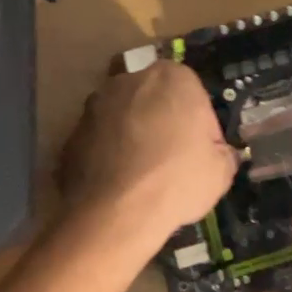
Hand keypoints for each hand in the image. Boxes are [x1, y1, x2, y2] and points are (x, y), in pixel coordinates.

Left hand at [59, 62, 237, 238]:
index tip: (197, 156)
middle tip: (167, 166)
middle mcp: (127, 82)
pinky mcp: (69, 138)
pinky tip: (113, 189)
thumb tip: (219, 156)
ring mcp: (92, 109)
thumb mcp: (220, 172)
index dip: (198, 129)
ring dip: (128, 142)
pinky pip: (95, 146)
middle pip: (150, 104)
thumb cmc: (176, 182)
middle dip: (159, 127)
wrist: (116, 214)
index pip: (192, 97)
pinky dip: (103, 161)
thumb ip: (221, 154)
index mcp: (171, 77)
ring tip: (137, 180)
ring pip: (119, 123)